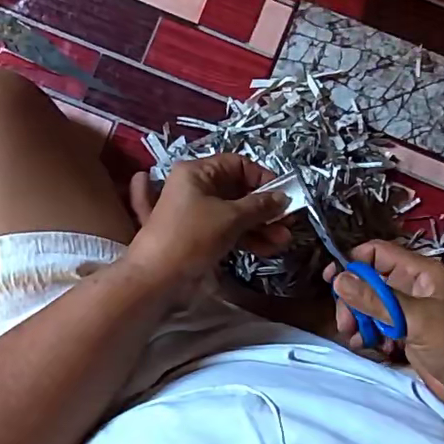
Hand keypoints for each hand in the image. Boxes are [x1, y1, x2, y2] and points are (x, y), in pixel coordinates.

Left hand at [126, 155, 289, 283]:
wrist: (156, 279)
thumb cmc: (191, 237)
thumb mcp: (230, 218)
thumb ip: (260, 206)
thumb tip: (283, 198)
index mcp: (196, 173)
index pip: (236, 164)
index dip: (262, 178)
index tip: (284, 196)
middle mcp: (195, 188)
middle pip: (238, 190)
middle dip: (264, 208)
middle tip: (287, 223)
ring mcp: (196, 213)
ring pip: (235, 213)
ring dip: (260, 226)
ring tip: (282, 242)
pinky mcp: (198, 235)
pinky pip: (227, 230)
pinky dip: (246, 237)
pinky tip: (267, 249)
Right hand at [327, 241, 443, 409]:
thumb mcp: (417, 319)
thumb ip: (377, 299)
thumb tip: (339, 279)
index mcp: (422, 272)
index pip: (379, 253)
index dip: (354, 263)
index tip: (332, 280)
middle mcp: (413, 287)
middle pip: (369, 281)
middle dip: (352, 299)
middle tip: (345, 322)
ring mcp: (408, 311)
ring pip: (369, 305)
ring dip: (358, 319)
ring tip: (357, 337)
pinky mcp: (405, 333)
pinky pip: (376, 325)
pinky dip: (368, 334)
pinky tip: (369, 346)